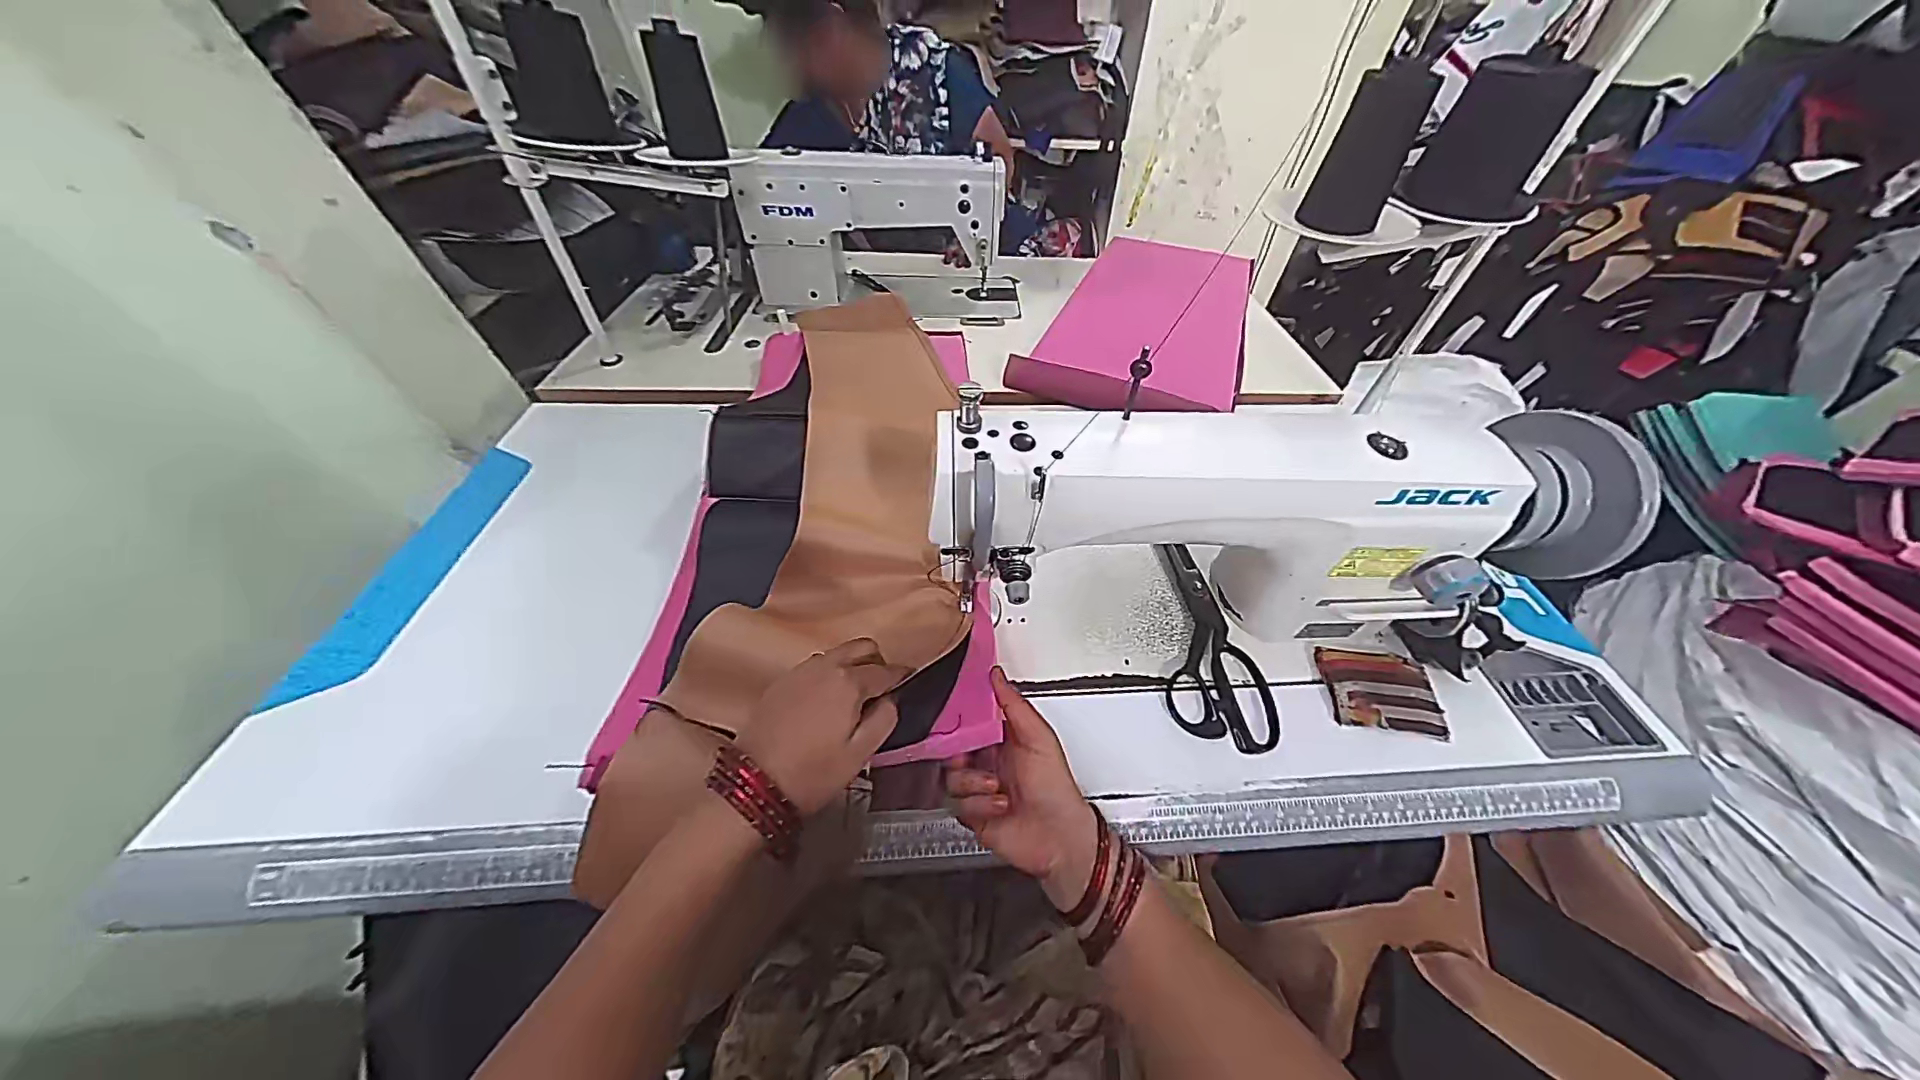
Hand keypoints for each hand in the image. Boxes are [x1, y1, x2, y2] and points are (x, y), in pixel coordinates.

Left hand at [735, 639, 910, 816]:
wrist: (753, 783)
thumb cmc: (813, 772)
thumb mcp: (860, 754)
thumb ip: (884, 719)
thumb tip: (890, 700)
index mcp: (849, 681)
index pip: (887, 670)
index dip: (902, 676)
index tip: (910, 683)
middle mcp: (825, 666)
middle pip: (862, 647)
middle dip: (877, 663)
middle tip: (881, 690)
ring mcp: (800, 670)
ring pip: (837, 654)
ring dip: (851, 666)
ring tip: (852, 699)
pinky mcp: (781, 681)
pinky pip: (816, 666)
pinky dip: (829, 674)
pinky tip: (825, 703)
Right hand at [946, 667, 1100, 909]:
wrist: (1059, 837)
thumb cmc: (1057, 789)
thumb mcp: (1039, 737)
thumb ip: (1015, 705)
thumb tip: (997, 676)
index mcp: (1002, 741)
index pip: (971, 722)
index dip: (961, 719)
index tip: (955, 715)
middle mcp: (988, 763)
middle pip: (953, 749)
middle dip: (960, 753)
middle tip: (970, 756)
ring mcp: (979, 789)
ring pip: (951, 776)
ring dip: (974, 782)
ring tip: (996, 787)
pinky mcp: (973, 813)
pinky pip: (957, 803)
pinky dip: (979, 804)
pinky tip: (1000, 805)